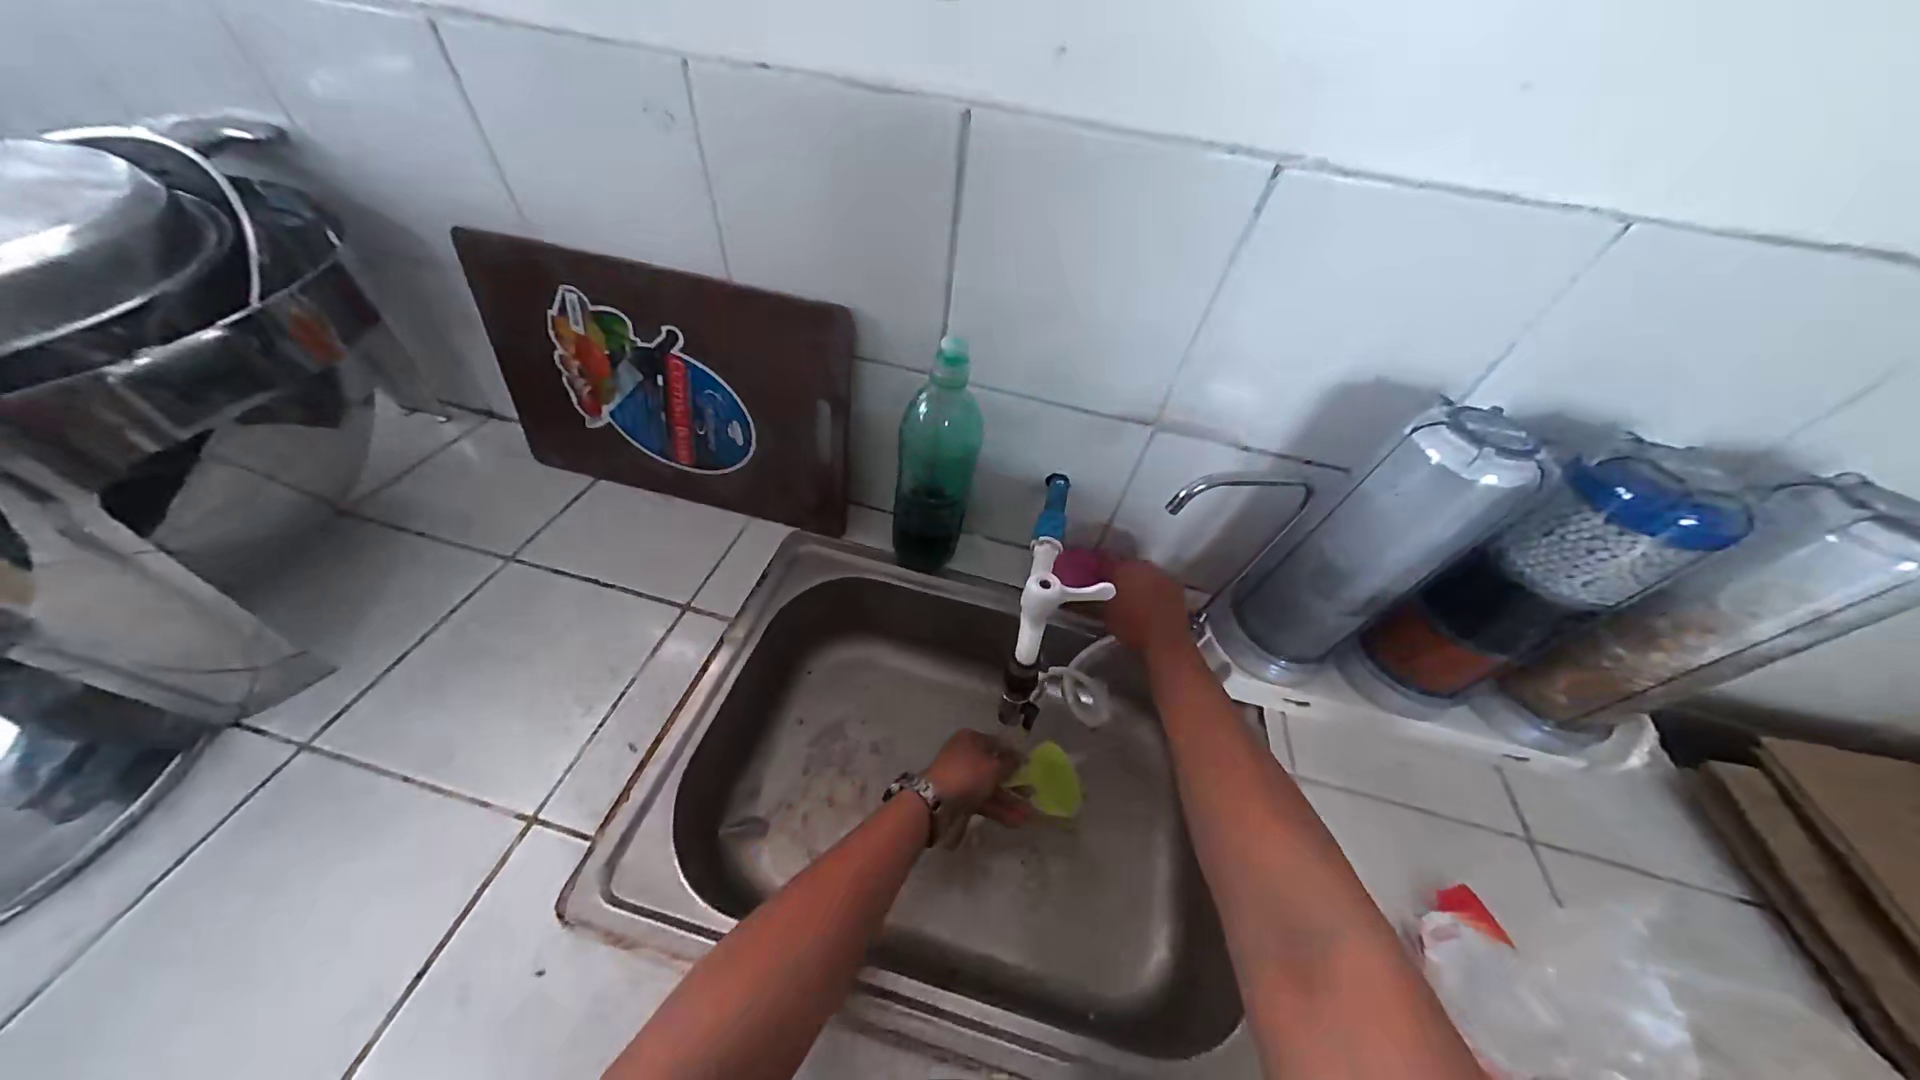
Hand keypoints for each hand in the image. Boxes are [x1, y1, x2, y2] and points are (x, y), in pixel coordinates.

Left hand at [923, 729, 1031, 827]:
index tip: (1030, 766)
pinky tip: (1017, 821)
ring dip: (1010, 800)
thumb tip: (1019, 758)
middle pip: (994, 767)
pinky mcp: (960, 799)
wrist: (936, 802)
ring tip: (1030, 814)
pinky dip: (999, 810)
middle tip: (1032, 792)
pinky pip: (983, 802)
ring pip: (990, 788)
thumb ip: (1010, 763)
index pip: (997, 743)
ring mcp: (962, 779)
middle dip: (1014, 782)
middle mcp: (966, 756)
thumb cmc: (968, 774)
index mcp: (971, 739)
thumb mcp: (994, 766)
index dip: (1014, 754)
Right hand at [1103, 559, 1190, 655]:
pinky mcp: (1175, 585)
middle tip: (1113, 585)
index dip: (1097, 565)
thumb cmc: (1132, 628)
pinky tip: (1150, 598)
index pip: (1104, 559)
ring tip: (1133, 592)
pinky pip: (1159, 580)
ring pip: (1144, 570)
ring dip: (1138, 578)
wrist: (1167, 641)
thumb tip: (1098, 592)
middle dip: (1120, 572)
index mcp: (1122, 569)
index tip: (1093, 572)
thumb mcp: (1107, 614)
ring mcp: (1161, 574)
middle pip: (1127, 563)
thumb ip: (1101, 597)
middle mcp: (1142, 566)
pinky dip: (1153, 586)